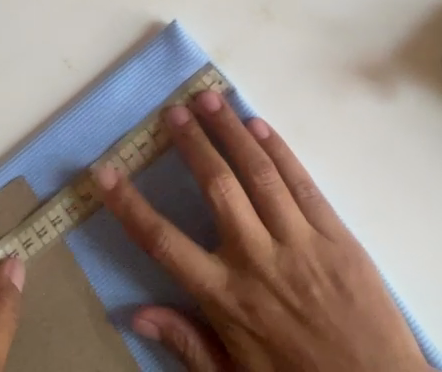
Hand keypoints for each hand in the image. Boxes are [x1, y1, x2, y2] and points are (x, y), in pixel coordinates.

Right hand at [94, 91, 426, 371]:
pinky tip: (258, 125)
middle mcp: (258, 261)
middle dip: (192, 144)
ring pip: (258, 174)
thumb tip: (136, 314)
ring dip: (230, 131)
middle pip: (217, 187)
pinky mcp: (337, 236)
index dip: (130, 205)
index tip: (104, 171)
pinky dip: (279, 150)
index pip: (165, 241)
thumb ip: (188, 344)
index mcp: (227, 298)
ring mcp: (300, 243)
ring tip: (209, 99)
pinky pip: (302, 184)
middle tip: (172, 111)